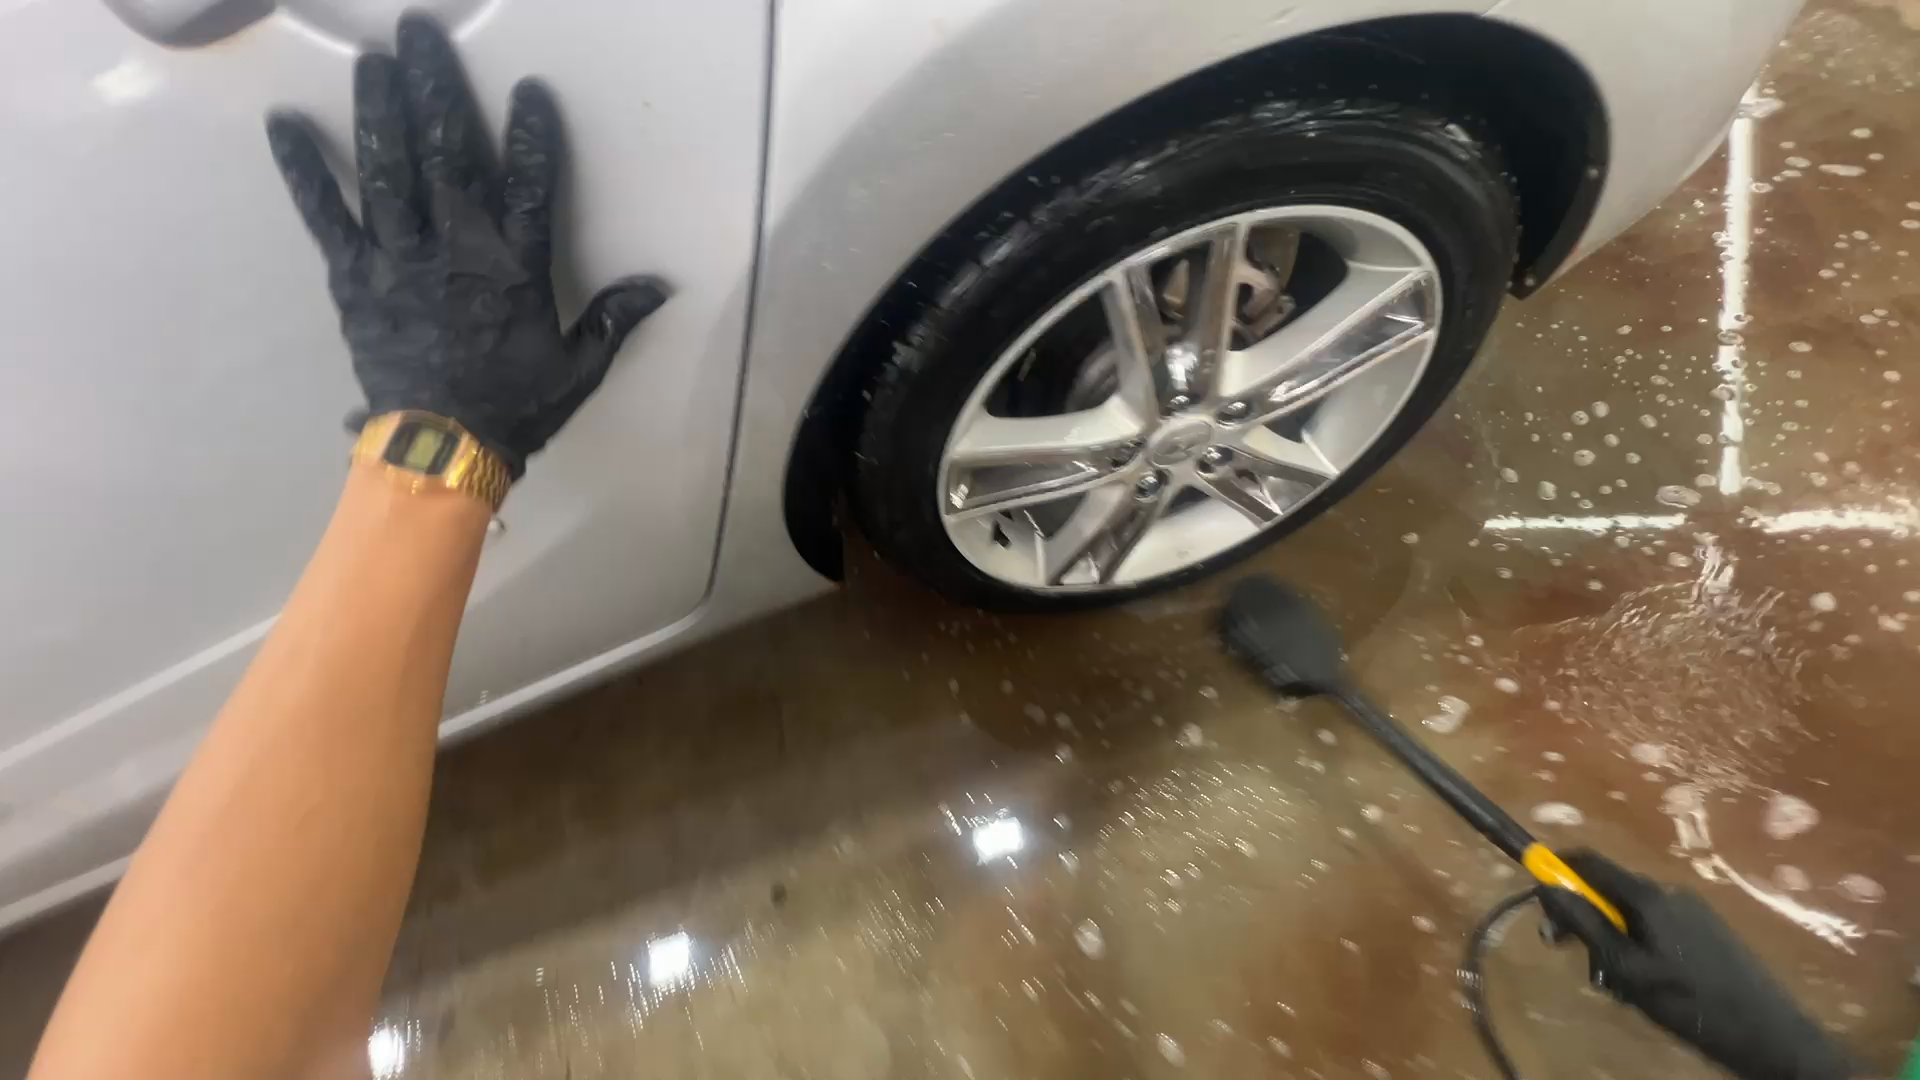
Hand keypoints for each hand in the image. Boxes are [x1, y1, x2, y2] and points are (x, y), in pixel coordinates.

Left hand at [265, 14, 666, 478]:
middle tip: (422, 34)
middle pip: (447, 156)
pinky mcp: (354, 276)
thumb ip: (615, 319)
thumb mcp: (582, 366)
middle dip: (436, 91)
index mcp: (516, 269)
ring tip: (375, 59)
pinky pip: (326, 217)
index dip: (531, 137)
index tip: (529, 91)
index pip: (528, 187)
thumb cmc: (520, 403)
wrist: (446, 443)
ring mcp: (399, 258)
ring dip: (379, 110)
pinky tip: (287, 127)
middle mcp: (457, 249)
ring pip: (388, 171)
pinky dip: (305, 173)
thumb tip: (660, 286)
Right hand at [1539, 852, 1854, 1079]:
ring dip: (1610, 931)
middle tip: (1566, 947)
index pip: (1586, 859)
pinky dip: (1636, 939)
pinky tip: (1644, 976)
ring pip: (1630, 908)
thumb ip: (1583, 922)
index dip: (1554, 867)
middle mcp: (1668, 891)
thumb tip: (1545, 884)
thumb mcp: (1624, 967)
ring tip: (1612, 974)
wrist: (1779, 1043)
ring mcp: (1694, 910)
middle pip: (1606, 885)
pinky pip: (1656, 922)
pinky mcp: (1710, 930)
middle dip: (1581, 911)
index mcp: (1646, 896)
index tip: (1538, 894)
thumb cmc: (1690, 1003)